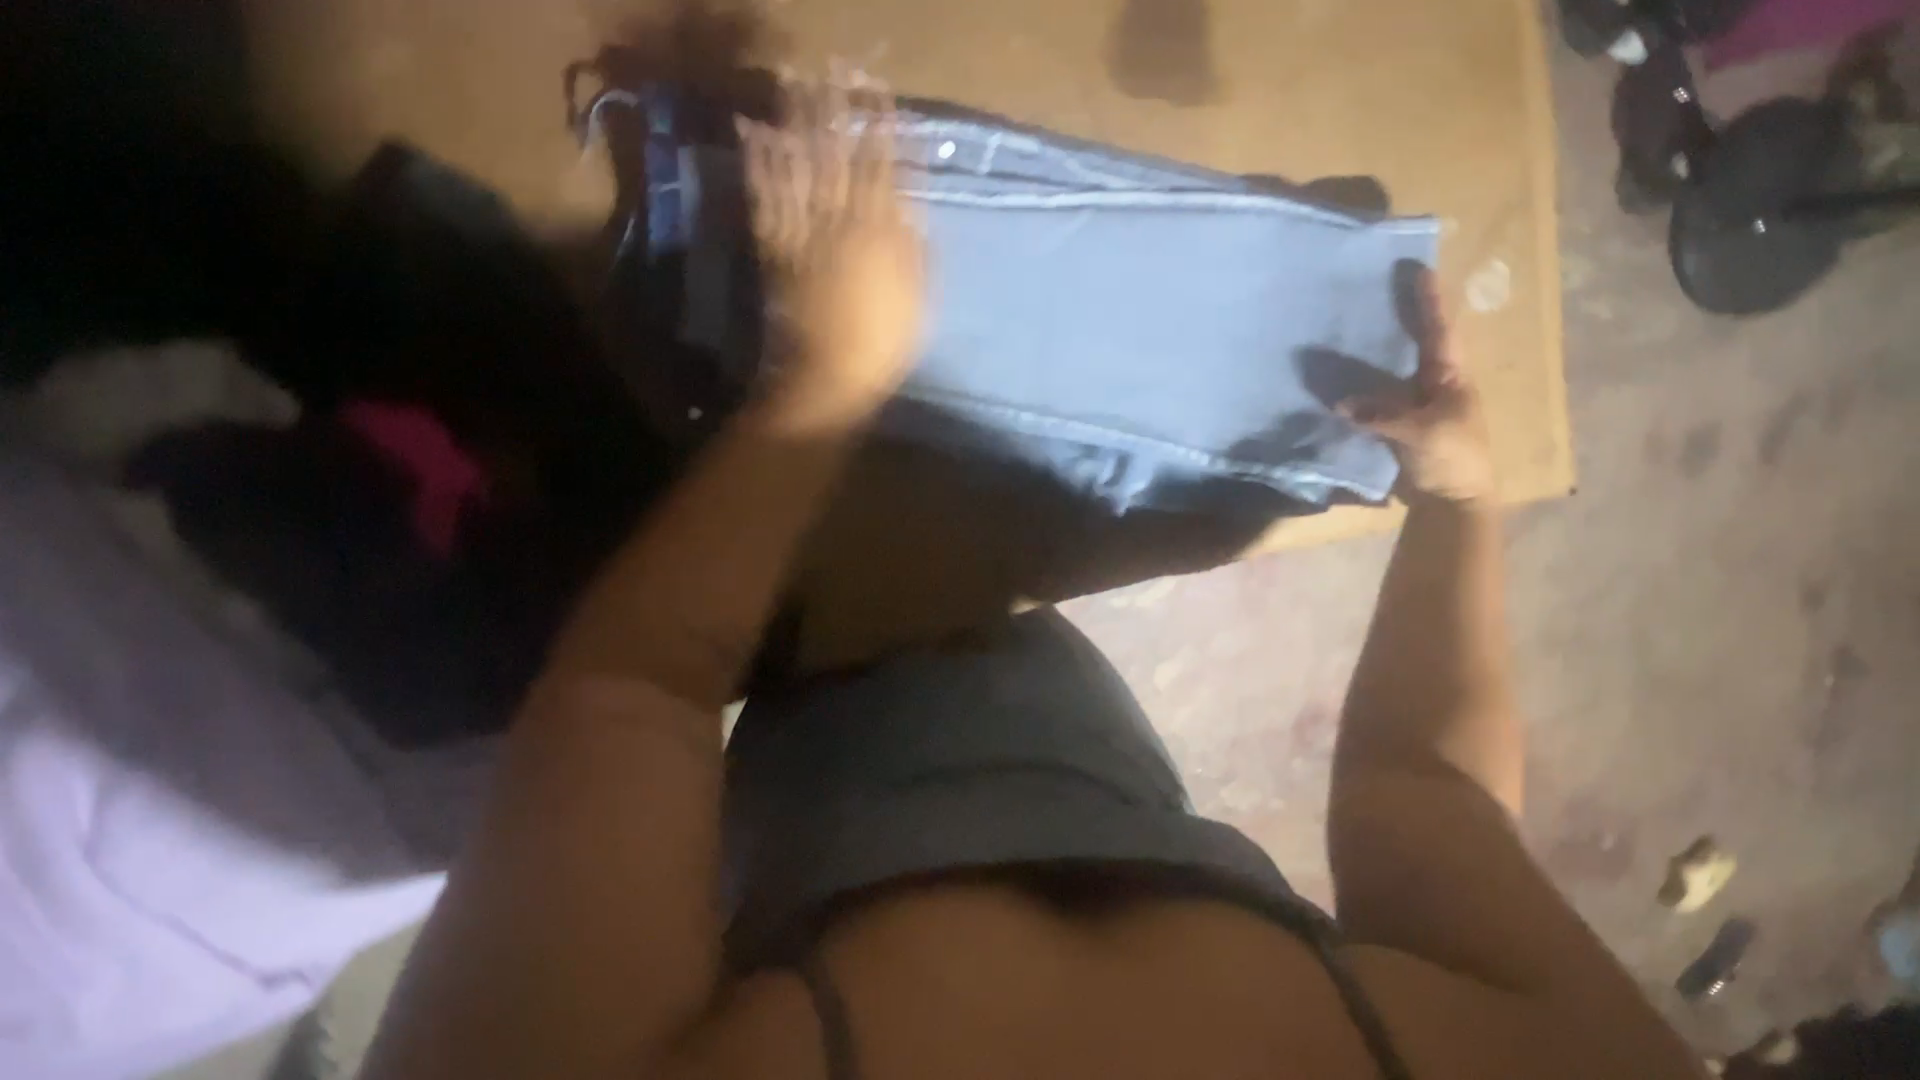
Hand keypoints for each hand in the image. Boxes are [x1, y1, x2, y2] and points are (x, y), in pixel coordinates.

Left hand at [737, 76, 925, 409]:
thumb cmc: (884, 344)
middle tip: (836, 72)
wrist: (832, 376)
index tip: (882, 92)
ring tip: (797, 87)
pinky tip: (759, 136)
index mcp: (883, 233)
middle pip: (840, 155)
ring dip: (799, 123)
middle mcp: (843, 221)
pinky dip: (761, 165)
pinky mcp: (778, 248)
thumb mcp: (918, 298)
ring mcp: (806, 232)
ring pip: (802, 167)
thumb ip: (916, 249)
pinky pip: (767, 198)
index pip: (886, 167)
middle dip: (840, 109)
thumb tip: (911, 210)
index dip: (884, 126)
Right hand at [1340, 269, 1496, 504]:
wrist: (1450, 504)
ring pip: (1388, 371)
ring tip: (1346, 329)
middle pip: (1413, 344)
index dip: (1429, 302)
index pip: (1439, 331)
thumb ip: (1381, 415)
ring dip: (1369, 353)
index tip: (1419, 268)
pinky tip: (1333, 381)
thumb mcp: (1421, 433)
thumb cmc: (1451, 460)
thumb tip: (1339, 403)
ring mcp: (1413, 407)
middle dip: (1397, 318)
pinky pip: (1372, 400)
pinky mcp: (1395, 428)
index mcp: (1450, 379)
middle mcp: (1432, 386)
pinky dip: (1354, 389)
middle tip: (1373, 290)